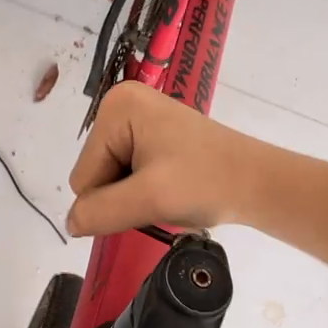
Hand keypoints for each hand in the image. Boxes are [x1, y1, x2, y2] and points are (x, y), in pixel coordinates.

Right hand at [67, 82, 277, 235]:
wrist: (257, 183)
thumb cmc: (206, 183)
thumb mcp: (149, 199)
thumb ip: (100, 211)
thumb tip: (70, 223)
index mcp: (116, 107)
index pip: (83, 176)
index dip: (112, 198)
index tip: (151, 194)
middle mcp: (121, 104)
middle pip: (95, 174)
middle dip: (123, 195)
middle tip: (163, 194)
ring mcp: (137, 117)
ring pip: (110, 178)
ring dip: (135, 195)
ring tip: (171, 190)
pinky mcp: (151, 134)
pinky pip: (127, 172)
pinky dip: (145, 188)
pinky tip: (172, 185)